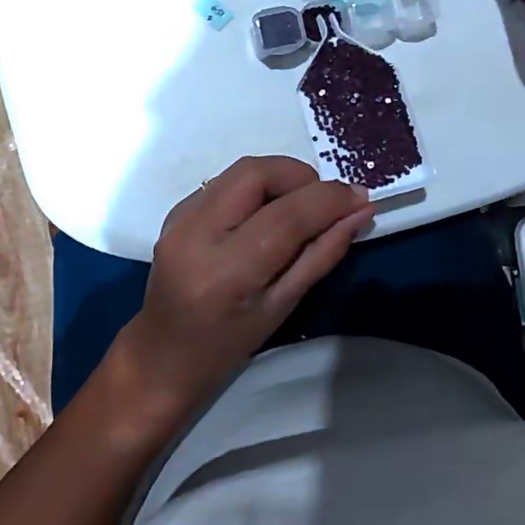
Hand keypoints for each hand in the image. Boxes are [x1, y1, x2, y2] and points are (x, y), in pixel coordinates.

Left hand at [114, 157, 373, 404]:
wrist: (162, 353)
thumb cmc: (226, 345)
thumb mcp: (282, 307)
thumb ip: (322, 254)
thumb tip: (359, 211)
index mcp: (225, 272)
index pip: (285, 216)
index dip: (329, 199)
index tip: (361, 196)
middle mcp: (196, 234)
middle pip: (256, 173)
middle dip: (300, 177)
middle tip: (324, 203)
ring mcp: (179, 218)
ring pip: (240, 170)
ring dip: (279, 178)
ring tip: (299, 207)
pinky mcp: (175, 211)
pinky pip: (224, 182)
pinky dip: (255, 187)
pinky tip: (265, 214)